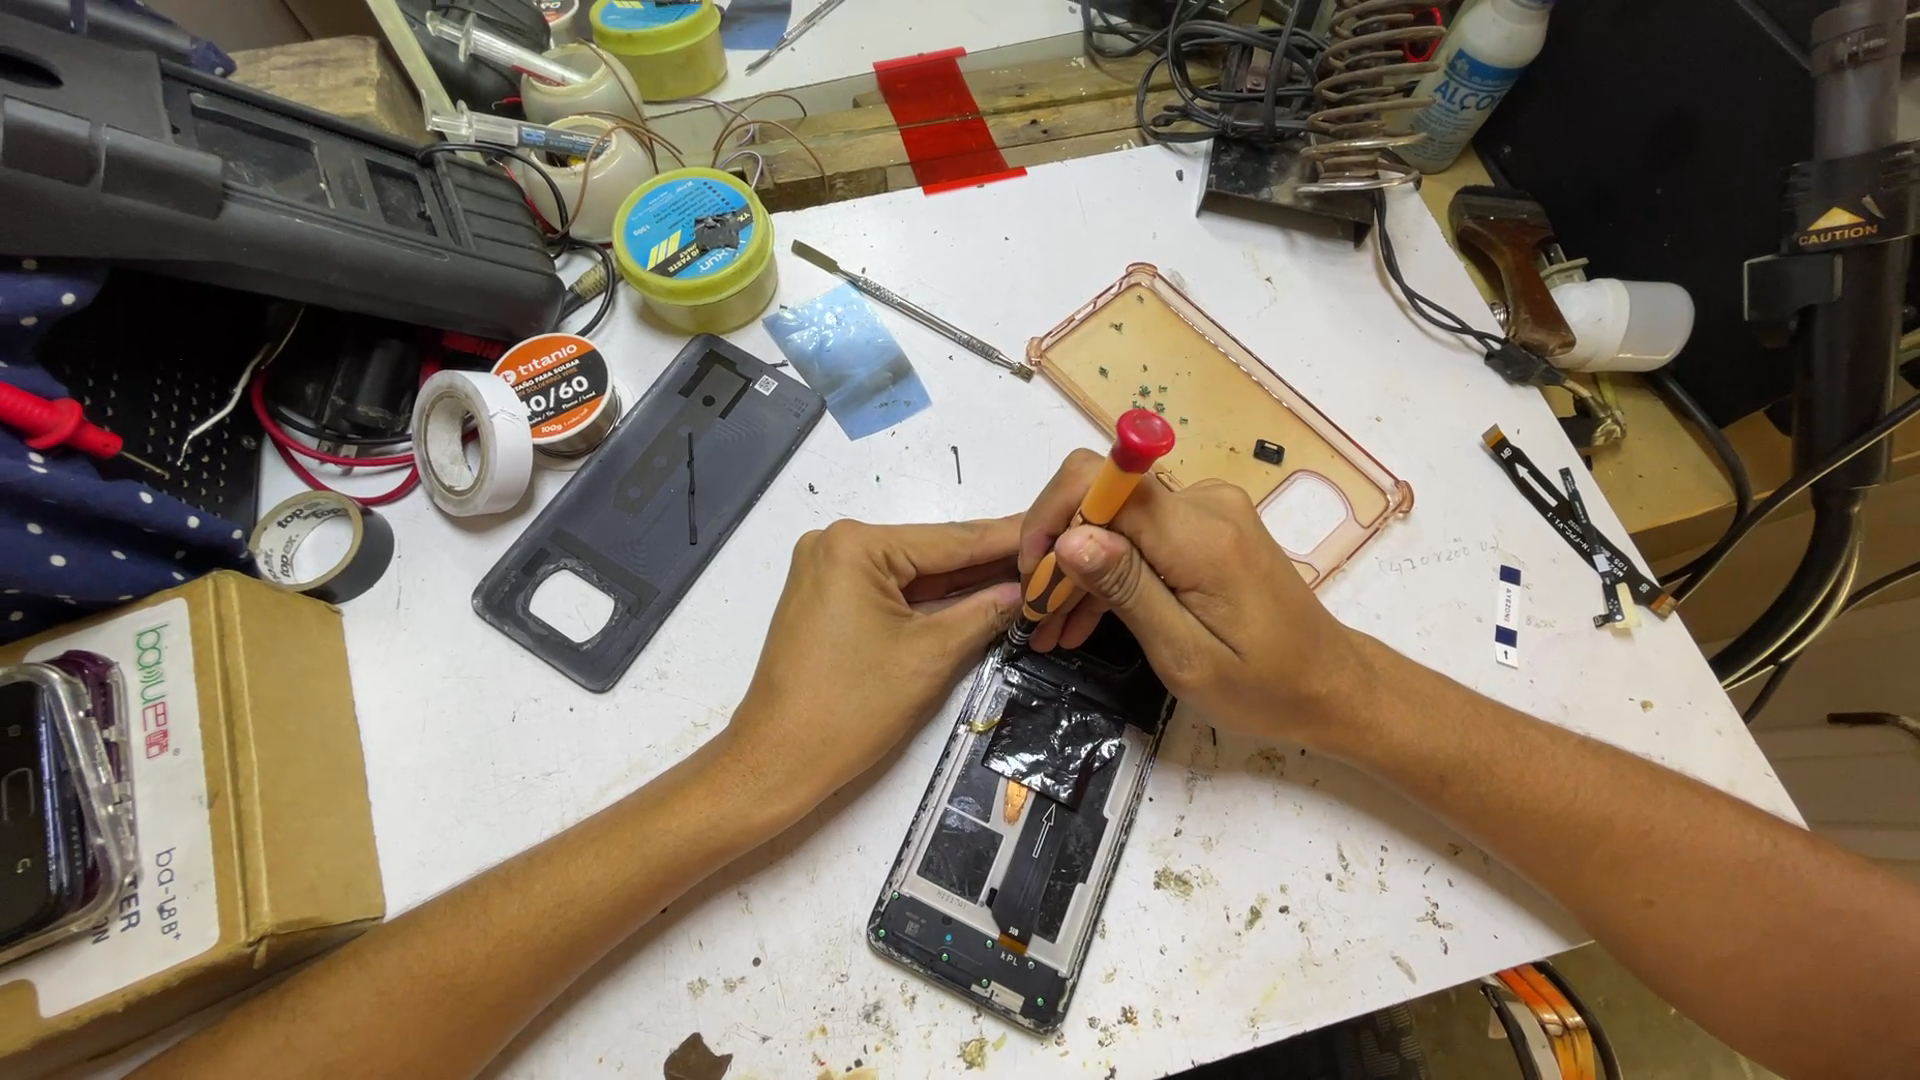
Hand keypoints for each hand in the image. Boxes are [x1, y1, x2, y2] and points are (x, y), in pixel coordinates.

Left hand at [721, 517, 1023, 812]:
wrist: (777, 761)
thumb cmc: (852, 708)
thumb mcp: (931, 656)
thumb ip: (984, 612)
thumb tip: (1027, 590)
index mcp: (856, 545)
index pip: (950, 540)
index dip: (1007, 540)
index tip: (1054, 531)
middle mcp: (836, 543)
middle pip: (931, 553)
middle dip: (988, 562)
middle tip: (1049, 556)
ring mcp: (827, 570)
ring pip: (912, 573)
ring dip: (963, 582)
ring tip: (1025, 574)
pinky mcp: (827, 597)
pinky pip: (890, 590)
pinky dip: (930, 599)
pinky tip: (977, 594)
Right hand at [1020, 451, 1373, 752]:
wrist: (1329, 684)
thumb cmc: (1263, 685)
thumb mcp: (1185, 654)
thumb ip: (1128, 590)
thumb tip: (1070, 538)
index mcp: (1200, 535)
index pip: (1102, 482)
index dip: (1053, 517)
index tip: (1034, 575)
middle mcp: (1203, 504)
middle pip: (1102, 499)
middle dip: (1058, 553)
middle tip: (1036, 618)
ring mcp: (1205, 511)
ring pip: (1114, 520)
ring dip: (1078, 570)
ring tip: (1051, 630)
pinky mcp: (1203, 527)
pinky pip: (1137, 536)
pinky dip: (1108, 572)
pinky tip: (1083, 618)